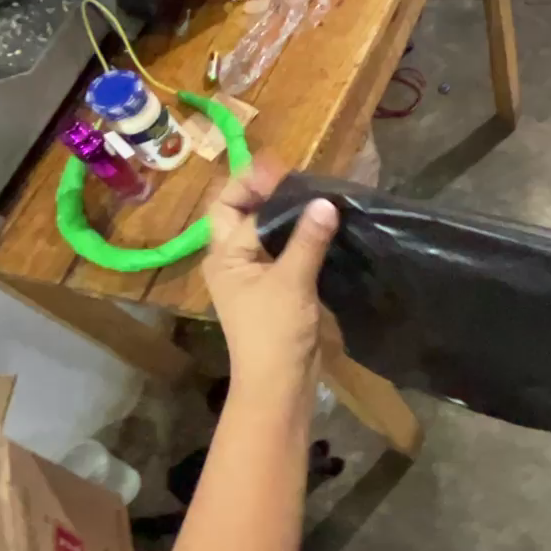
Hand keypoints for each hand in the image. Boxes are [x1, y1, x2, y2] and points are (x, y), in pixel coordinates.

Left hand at [202, 164, 339, 396]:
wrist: (279, 382)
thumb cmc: (274, 331)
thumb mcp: (291, 282)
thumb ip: (307, 240)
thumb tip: (326, 201)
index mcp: (224, 254)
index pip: (231, 203)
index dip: (254, 181)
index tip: (286, 167)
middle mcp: (235, 259)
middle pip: (246, 213)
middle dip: (270, 193)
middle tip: (305, 179)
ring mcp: (256, 275)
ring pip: (269, 233)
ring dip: (289, 214)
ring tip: (320, 196)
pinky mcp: (278, 288)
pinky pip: (286, 252)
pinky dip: (302, 237)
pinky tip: (325, 229)